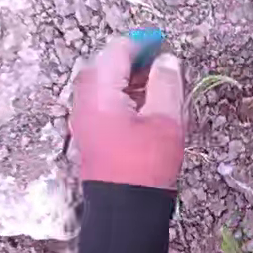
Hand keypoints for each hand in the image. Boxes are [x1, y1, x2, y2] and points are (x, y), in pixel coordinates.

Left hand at [72, 36, 184, 188]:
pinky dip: (125, 95)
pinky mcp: (92, 134)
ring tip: (161, 83)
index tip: (163, 43)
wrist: (126, 210)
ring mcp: (85, 119)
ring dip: (130, 78)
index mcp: (100, 94)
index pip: (115, 52)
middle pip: (106, 66)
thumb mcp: (165, 119)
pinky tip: (148, 105)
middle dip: (134, 59)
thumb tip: (167, 60)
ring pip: (105, 84)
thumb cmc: (146, 166)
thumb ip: (166, 83)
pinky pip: (105, 102)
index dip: (141, 43)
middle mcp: (85, 102)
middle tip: (163, 62)